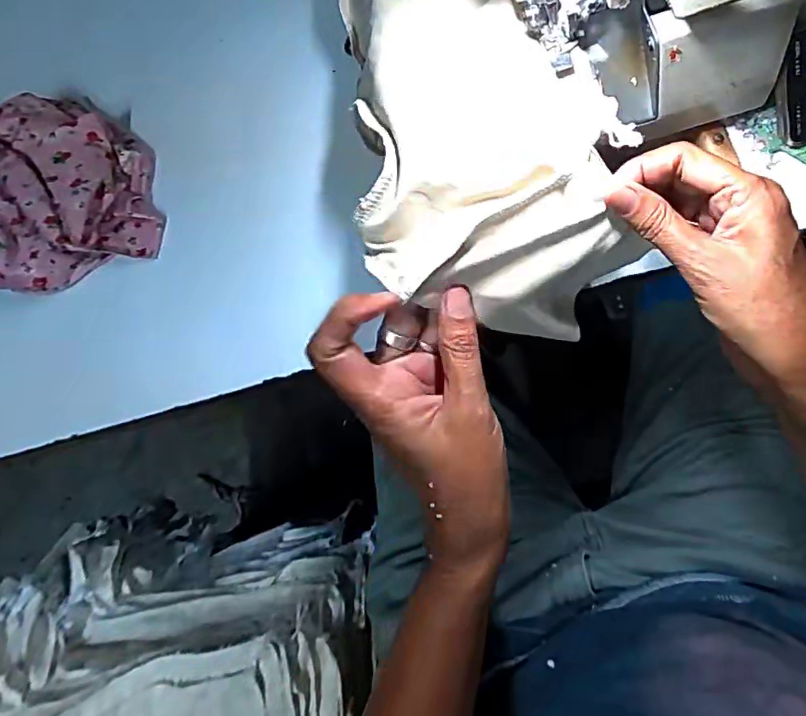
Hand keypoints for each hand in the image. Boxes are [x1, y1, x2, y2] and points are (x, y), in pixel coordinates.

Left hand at [306, 287, 509, 575]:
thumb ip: (461, 348)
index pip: (330, 351)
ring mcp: (404, 383)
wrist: (475, 518)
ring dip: (433, 315)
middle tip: (446, 287)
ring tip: (461, 296)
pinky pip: (430, 346)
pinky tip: (466, 316)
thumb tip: (455, 294)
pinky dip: (446, 330)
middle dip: (410, 306)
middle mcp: (383, 384)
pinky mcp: (426, 385)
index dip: (344, 317)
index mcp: (376, 396)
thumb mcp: (468, 406)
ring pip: (408, 333)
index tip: (385, 299)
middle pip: (378, 331)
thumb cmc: (465, 474)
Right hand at [603, 144, 805, 410]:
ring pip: (684, 197)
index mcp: (752, 193)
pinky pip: (689, 219)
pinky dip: (664, 222)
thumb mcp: (701, 262)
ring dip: (653, 203)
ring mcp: (736, 222)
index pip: (687, 158)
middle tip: (612, 199)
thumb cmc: (768, 317)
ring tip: (622, 213)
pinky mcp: (726, 243)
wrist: (792, 362)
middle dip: (646, 184)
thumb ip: (656, 222)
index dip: (645, 167)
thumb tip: (620, 193)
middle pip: (685, 173)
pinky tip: (643, 228)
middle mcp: (746, 200)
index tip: (614, 185)